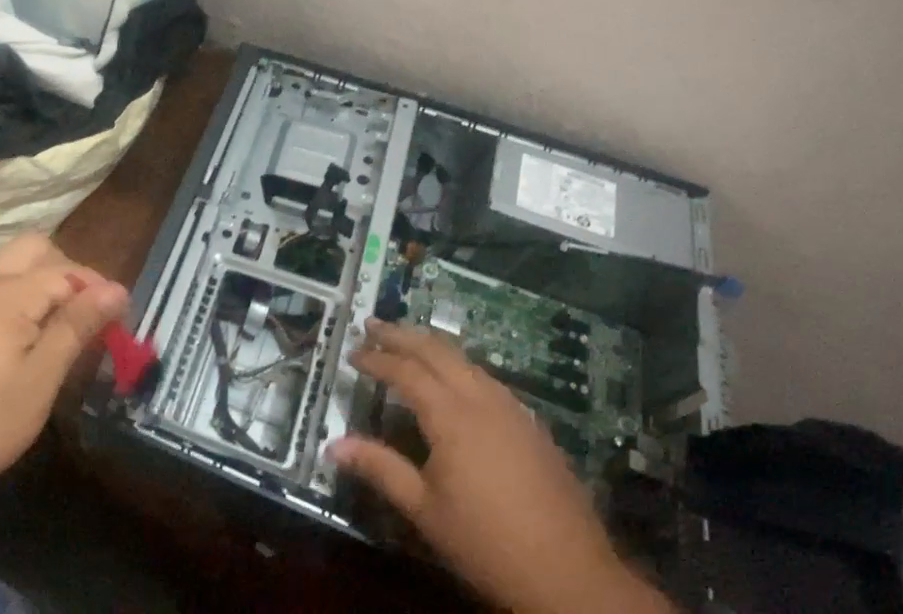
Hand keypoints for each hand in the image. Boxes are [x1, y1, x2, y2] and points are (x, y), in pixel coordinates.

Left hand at [0, 234, 128, 510]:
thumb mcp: (42, 377)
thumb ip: (77, 325)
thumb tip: (117, 289)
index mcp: (6, 293)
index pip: (66, 271)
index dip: (98, 290)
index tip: (120, 322)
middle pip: (35, 250)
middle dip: (70, 273)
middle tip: (89, 316)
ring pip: (12, 264)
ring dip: (43, 281)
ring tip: (63, 326)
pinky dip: (18, 294)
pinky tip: (25, 334)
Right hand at [331, 319, 670, 613]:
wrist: (571, 576)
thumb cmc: (487, 544)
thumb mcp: (424, 510)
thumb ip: (380, 469)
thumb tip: (332, 446)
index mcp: (452, 417)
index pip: (405, 372)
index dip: (376, 360)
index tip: (351, 354)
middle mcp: (483, 401)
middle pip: (438, 352)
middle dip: (403, 335)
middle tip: (373, 325)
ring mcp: (513, 411)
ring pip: (467, 362)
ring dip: (433, 347)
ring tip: (408, 344)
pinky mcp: (533, 427)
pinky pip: (488, 380)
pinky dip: (460, 367)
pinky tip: (455, 381)